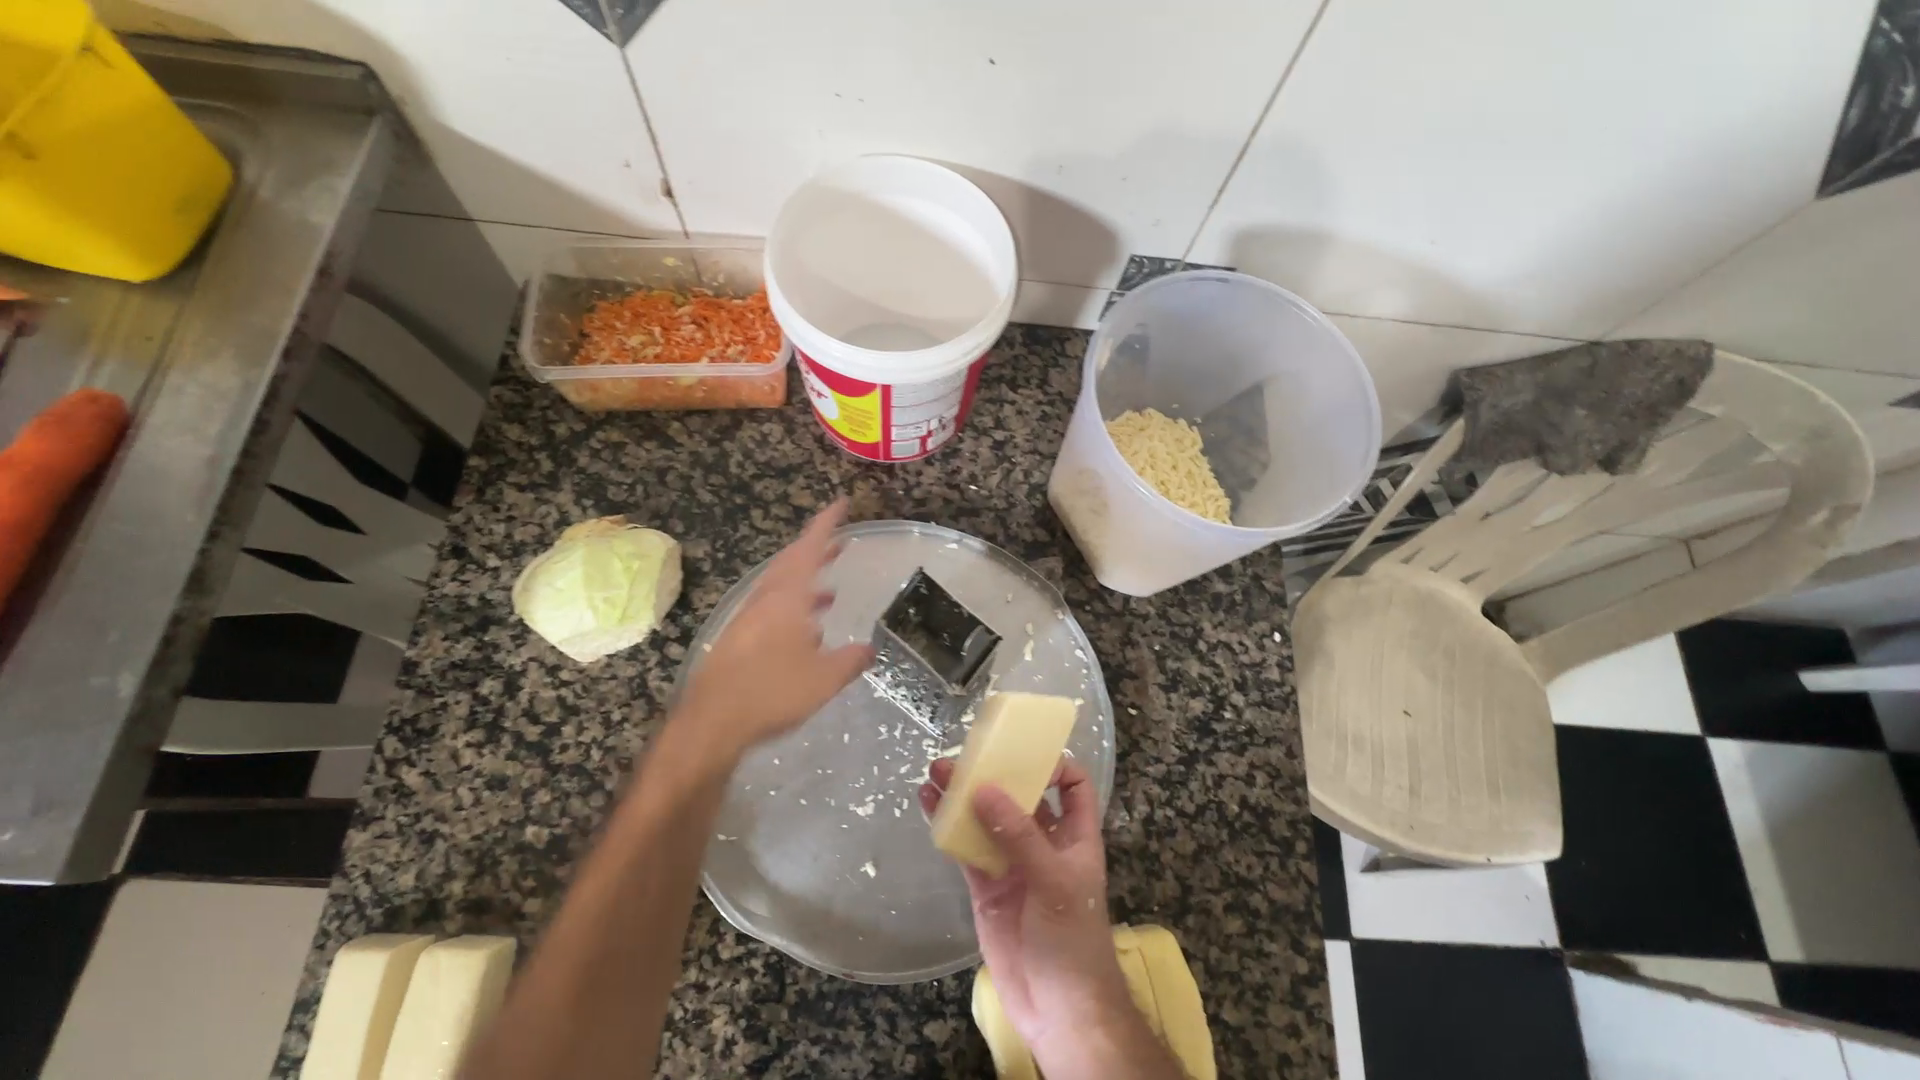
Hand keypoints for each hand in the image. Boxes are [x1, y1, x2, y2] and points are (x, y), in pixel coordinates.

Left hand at [678, 498, 873, 759]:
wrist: (712, 722)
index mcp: (786, 597)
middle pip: (790, 564)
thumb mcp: (825, 678)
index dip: (826, 525)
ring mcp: (746, 620)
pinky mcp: (737, 641)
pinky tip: (804, 634)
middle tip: (838, 545)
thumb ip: (851, 660)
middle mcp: (763, 600)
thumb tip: (870, 648)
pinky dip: (791, 610)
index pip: (808, 548)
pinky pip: (770, 612)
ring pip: (779, 589)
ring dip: (804, 584)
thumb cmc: (772, 692)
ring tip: (830, 593)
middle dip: (815, 552)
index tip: (840, 504)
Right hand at [918, 758, 1135, 1055]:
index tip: (1022, 753)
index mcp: (1075, 837)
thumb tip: (986, 789)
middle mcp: (1044, 845)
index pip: (1072, 787)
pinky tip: (930, 808)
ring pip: (987, 820)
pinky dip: (949, 829)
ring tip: (935, 774)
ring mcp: (1012, 866)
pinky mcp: (986, 888)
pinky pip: (966, 851)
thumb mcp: (1054, 881)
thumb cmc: (1073, 939)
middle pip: (1020, 797)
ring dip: (964, 797)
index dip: (1054, 766)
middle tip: (962, 755)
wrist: (1058, 1008)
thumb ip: (1019, 836)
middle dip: (994, 775)